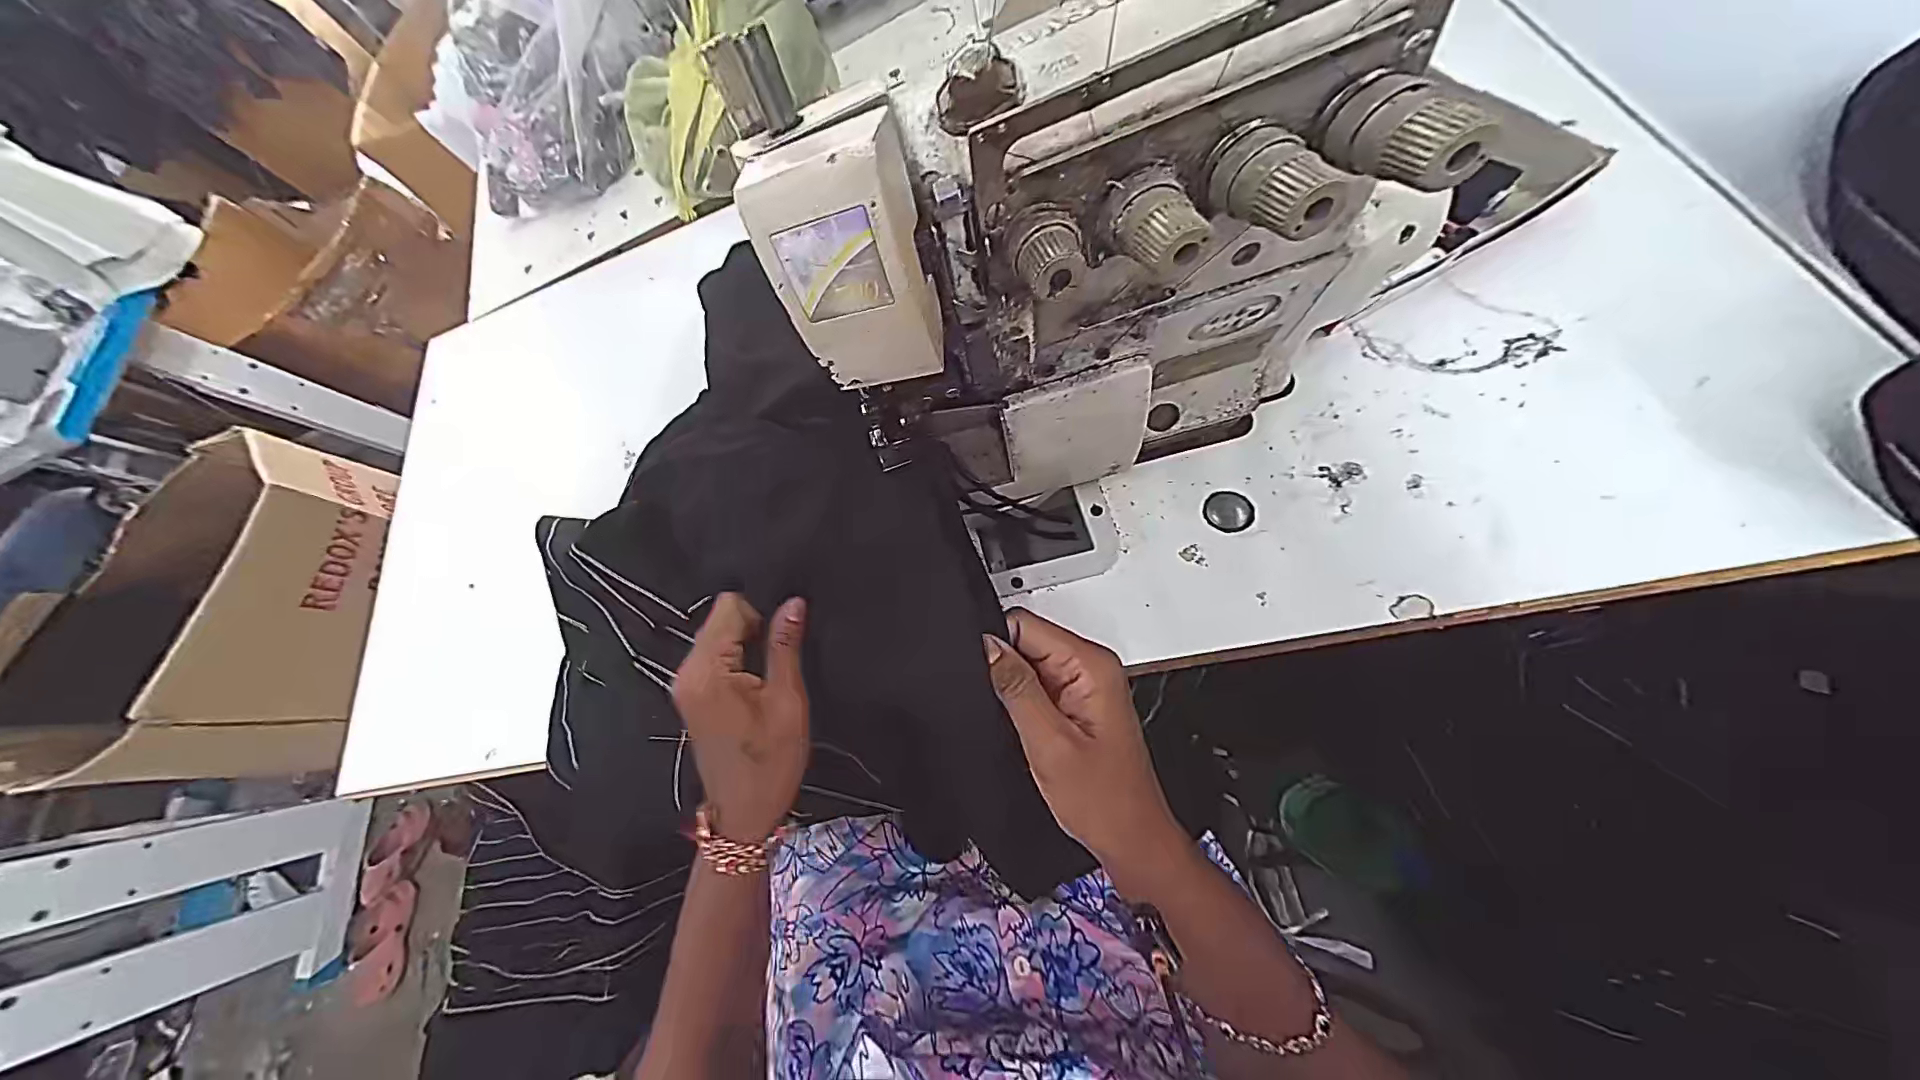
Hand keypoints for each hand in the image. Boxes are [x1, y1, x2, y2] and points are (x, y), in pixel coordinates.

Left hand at [671, 593, 808, 842]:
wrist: (743, 814)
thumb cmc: (770, 762)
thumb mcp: (787, 701)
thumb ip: (785, 646)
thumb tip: (793, 603)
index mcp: (706, 671)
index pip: (730, 606)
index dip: (763, 611)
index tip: (786, 636)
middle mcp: (686, 671)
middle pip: (722, 618)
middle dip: (756, 626)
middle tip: (785, 652)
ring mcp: (685, 683)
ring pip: (720, 635)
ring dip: (749, 643)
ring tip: (774, 668)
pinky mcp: (692, 694)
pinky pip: (716, 655)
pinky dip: (740, 657)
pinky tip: (760, 678)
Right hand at [984, 610, 1187, 896]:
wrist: (1130, 838)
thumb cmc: (1105, 800)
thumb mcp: (1049, 742)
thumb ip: (1016, 688)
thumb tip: (989, 648)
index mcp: (1091, 665)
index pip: (1026, 624)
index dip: (996, 646)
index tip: (988, 677)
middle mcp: (1092, 667)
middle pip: (1027, 640)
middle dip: (1005, 669)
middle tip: (1012, 712)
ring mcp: (1085, 684)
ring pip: (1028, 665)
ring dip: (1014, 690)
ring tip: (1025, 727)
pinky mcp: (1076, 702)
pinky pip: (1036, 687)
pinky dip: (1023, 705)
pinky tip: (1029, 730)